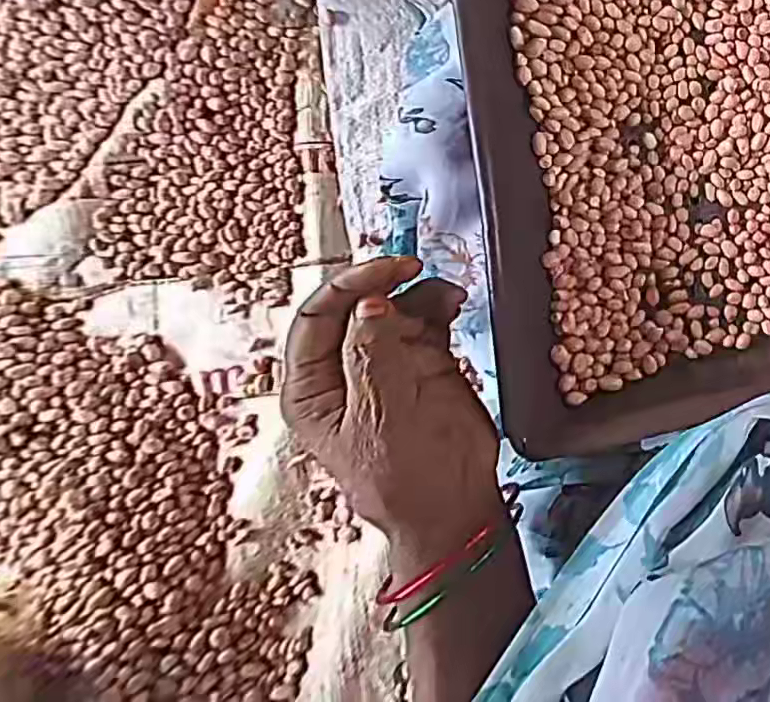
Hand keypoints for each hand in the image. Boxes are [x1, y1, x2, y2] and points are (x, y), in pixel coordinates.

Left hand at [281, 257, 501, 558]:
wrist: (454, 502)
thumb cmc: (404, 476)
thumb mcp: (381, 420)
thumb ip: (374, 359)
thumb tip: (369, 305)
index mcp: (315, 387)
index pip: (317, 319)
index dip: (349, 286)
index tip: (389, 269)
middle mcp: (346, 367)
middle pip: (356, 306)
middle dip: (385, 284)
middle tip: (416, 268)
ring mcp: (388, 362)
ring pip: (395, 307)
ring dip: (420, 292)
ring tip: (449, 297)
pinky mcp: (424, 361)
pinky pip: (427, 320)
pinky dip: (441, 305)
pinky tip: (454, 303)